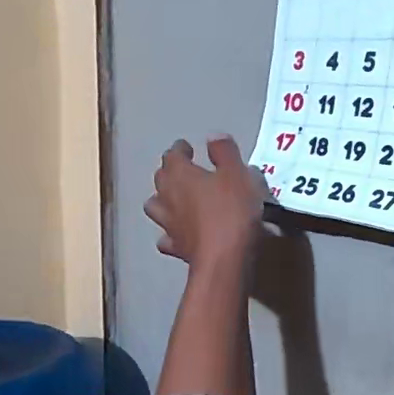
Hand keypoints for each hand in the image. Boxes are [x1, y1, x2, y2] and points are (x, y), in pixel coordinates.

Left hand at [145, 135, 266, 268]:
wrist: (224, 258)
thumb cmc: (233, 211)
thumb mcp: (238, 174)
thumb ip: (225, 152)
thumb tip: (213, 136)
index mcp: (180, 174)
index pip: (173, 155)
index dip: (180, 149)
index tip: (187, 147)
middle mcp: (167, 196)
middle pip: (161, 179)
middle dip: (170, 172)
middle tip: (184, 171)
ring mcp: (168, 224)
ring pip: (155, 207)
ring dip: (163, 200)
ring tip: (175, 200)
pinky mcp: (176, 248)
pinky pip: (167, 237)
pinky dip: (171, 233)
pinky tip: (179, 234)